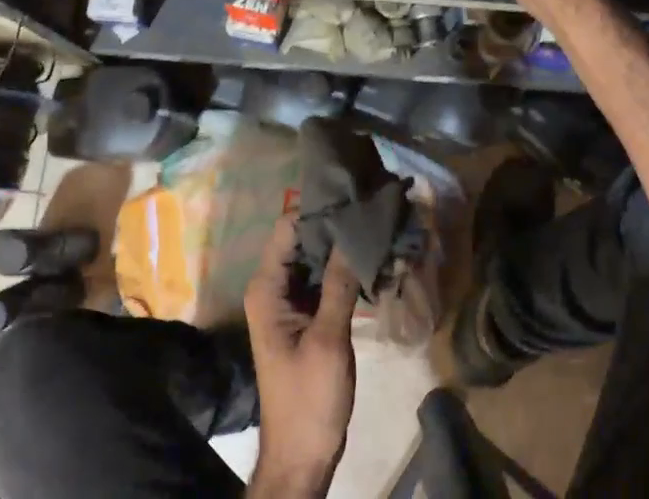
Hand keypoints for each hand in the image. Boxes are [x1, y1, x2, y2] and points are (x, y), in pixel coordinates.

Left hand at [244, 214, 357, 497]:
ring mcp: (289, 303)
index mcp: (267, 288)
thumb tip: (353, 232)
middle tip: (376, 208)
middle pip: (302, 240)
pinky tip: (375, 259)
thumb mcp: (328, 339)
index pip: (288, 229)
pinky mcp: (306, 317)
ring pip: (315, 259)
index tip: (355, 196)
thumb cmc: (309, 396)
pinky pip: (323, 281)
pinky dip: (345, 270)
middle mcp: (273, 288)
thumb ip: (339, 284)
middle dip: (336, 224)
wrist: (302, 452)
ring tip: (381, 226)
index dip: (319, 210)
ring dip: (343, 246)